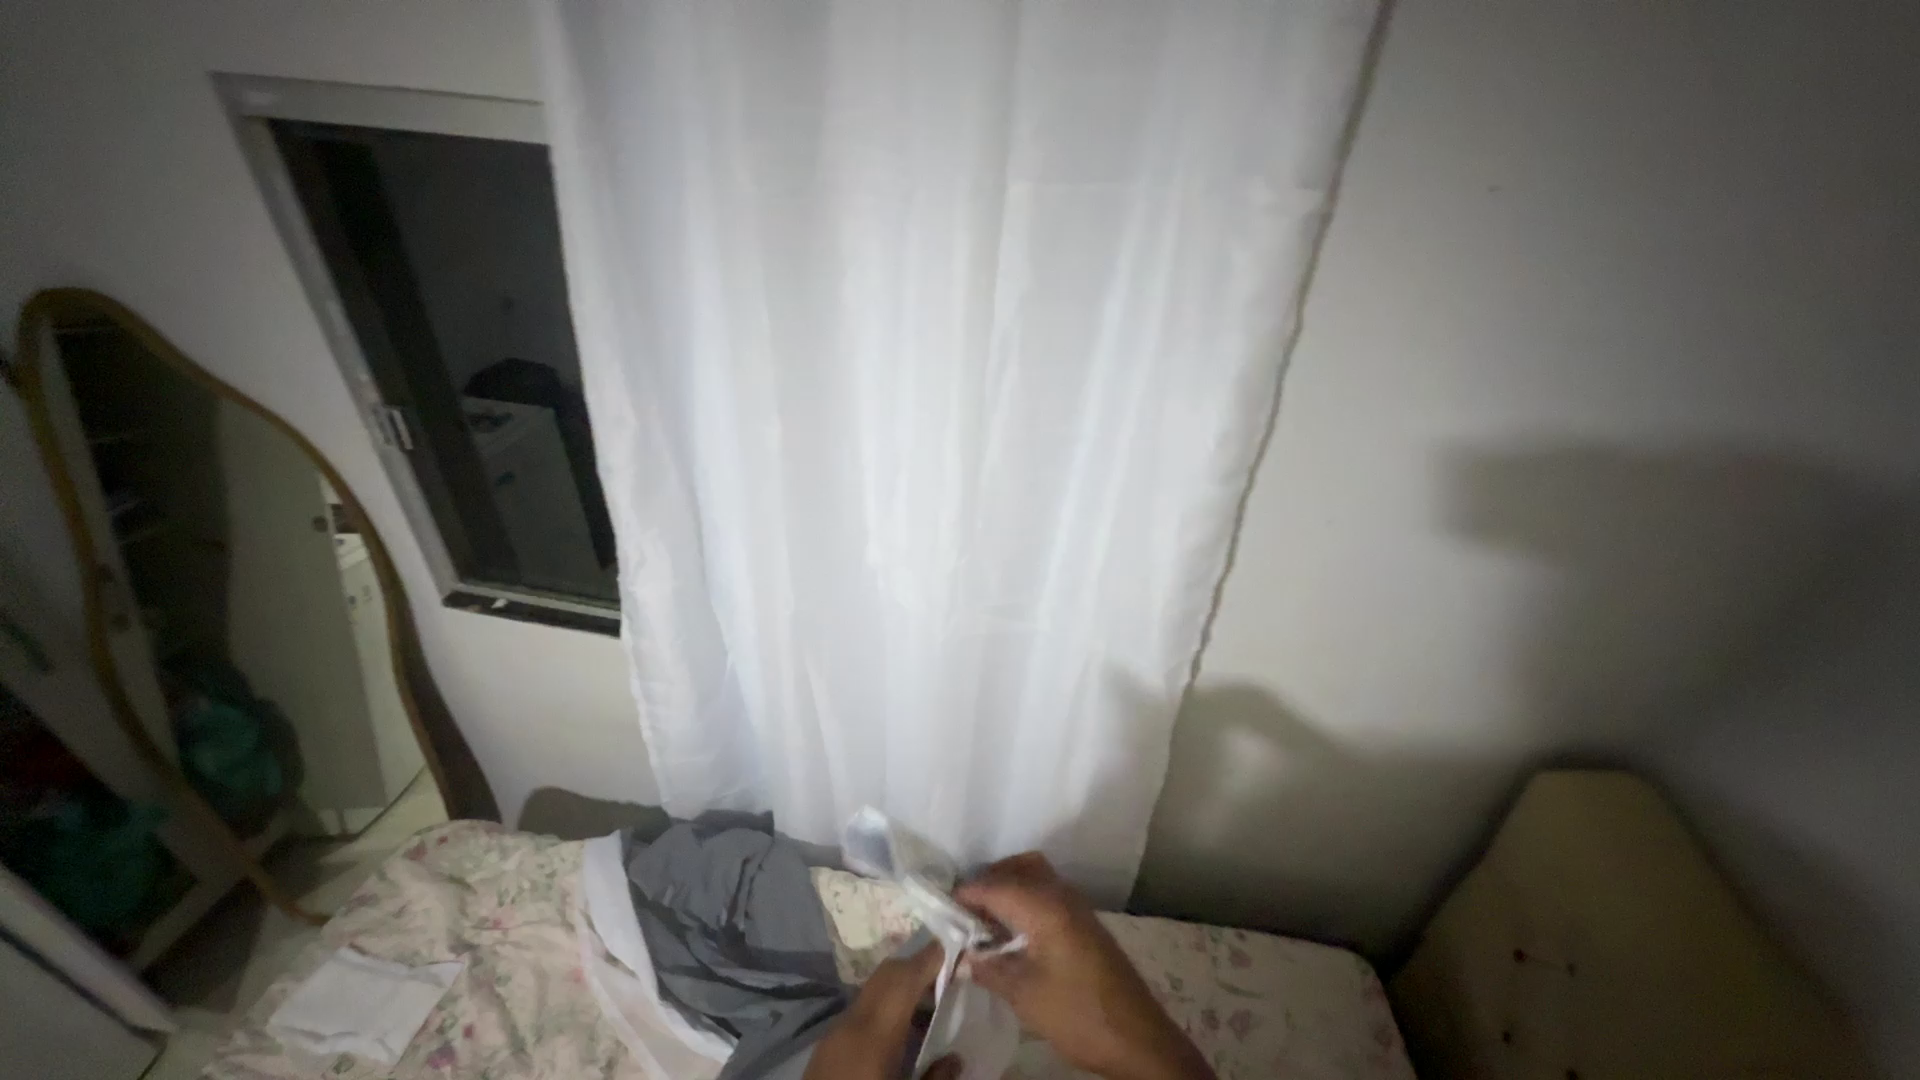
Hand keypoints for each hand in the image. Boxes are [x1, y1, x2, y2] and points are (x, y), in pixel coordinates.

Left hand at [805, 942, 959, 1079]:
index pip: (904, 978)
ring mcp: (833, 1036)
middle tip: (947, 971)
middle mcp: (850, 1024)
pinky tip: (900, 1033)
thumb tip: (955, 1059)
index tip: (954, 946)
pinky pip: (859, 1014)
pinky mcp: (824, 1052)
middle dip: (915, 966)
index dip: (929, 958)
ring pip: (871, 993)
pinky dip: (883, 1009)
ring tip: (930, 1002)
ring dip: (899, 988)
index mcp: (874, 1035)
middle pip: (885, 976)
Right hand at [955, 853, 1213, 1079]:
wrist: (1138, 1037)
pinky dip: (1025, 900)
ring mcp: (1077, 906)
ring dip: (1008, 888)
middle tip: (964, 912)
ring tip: (985, 921)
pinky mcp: (1085, 922)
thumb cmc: (1077, 1013)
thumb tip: (959, 956)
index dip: (965, 894)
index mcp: (1044, 906)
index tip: (940, 909)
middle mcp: (1061, 895)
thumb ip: (989, 968)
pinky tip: (1013, 932)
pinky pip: (1048, 893)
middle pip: (1018, 868)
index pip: (994, 885)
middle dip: (988, 882)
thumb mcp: (1024, 994)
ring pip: (1035, 877)